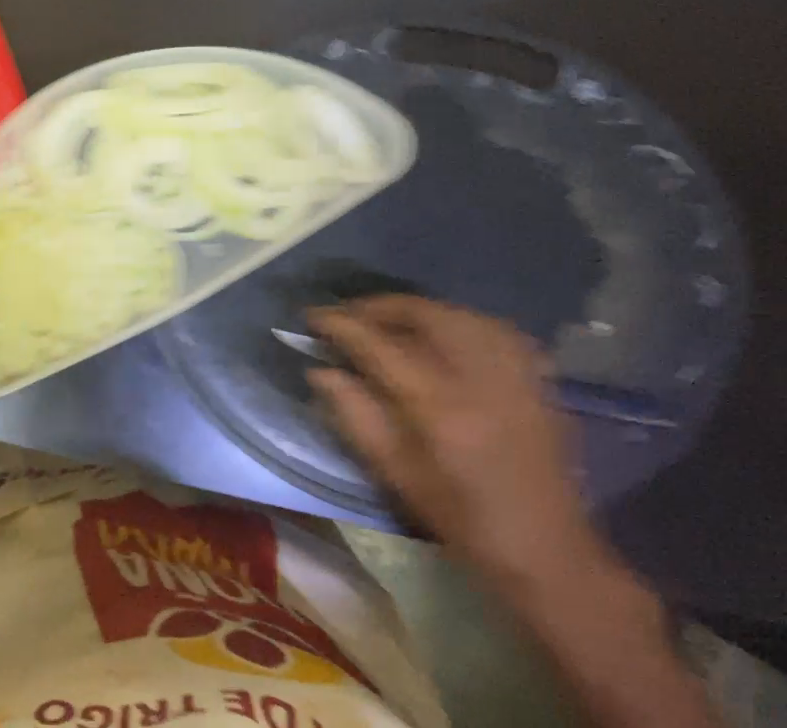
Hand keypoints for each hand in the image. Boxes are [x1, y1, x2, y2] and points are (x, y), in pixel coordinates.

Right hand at [308, 296, 602, 587]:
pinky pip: (499, 332)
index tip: (311, 317)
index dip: (340, 324)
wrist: (542, 547)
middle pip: (426, 315)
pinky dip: (463, 323)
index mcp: (437, 405)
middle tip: (347, 315)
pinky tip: (445, 335)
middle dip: (379, 307)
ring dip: (419, 310)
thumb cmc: (456, 514)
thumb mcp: (391, 469)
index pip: (378, 345)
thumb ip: (353, 412)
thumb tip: (320, 370)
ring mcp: (517, 378)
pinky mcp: (539, 384)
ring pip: (463, 315)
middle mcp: (480, 380)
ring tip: (390, 320)